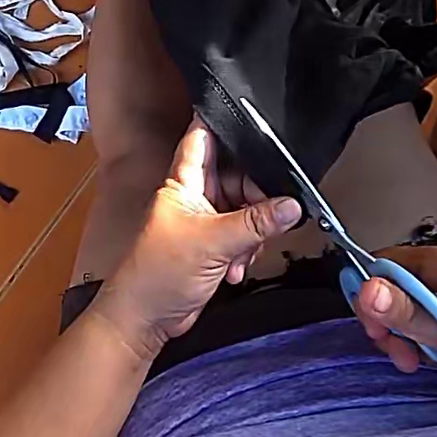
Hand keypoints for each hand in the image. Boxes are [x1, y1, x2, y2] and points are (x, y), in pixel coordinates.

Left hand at [91, 121, 302, 359]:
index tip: (252, 118)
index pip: (203, 138)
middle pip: (237, 177)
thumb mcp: (213, 243)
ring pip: (244, 208)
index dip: (223, 124)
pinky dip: (247, 249)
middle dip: (256, 197)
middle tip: (267, 214)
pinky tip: (238, 265)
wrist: (145, 319)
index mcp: (183, 183)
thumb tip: (291, 207)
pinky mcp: (213, 244)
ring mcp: (204, 221)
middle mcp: (195, 197)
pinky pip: (243, 234)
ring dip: (253, 231)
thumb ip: (256, 223)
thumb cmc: (156, 276)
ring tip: (244, 251)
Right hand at [351, 246, 436, 409]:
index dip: (370, 296)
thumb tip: (364, 289)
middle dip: (389, 322)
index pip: (382, 265)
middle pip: (394, 289)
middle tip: (400, 352)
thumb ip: (408, 311)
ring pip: (412, 310)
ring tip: (421, 360)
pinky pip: (433, 324)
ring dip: (408, 336)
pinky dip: (428, 343)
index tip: (377, 329)